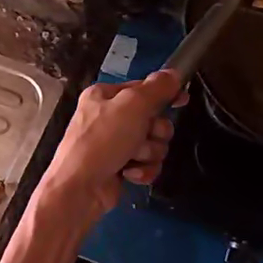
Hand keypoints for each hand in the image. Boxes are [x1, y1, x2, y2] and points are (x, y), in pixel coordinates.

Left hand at [37, 70, 186, 224]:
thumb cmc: (102, 141)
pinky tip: (128, 173)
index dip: (164, 94)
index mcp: (106, 95)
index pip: (144, 88)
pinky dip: (142, 170)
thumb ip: (157, 88)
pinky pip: (147, 164)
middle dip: (154, 132)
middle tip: (142, 137)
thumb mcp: (132, 106)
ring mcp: (115, 144)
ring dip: (148, 153)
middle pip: (154, 119)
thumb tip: (174, 73)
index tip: (182, 99)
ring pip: (154, 144)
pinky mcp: (121, 167)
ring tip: (131, 158)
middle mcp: (109, 117)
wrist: (79, 189)